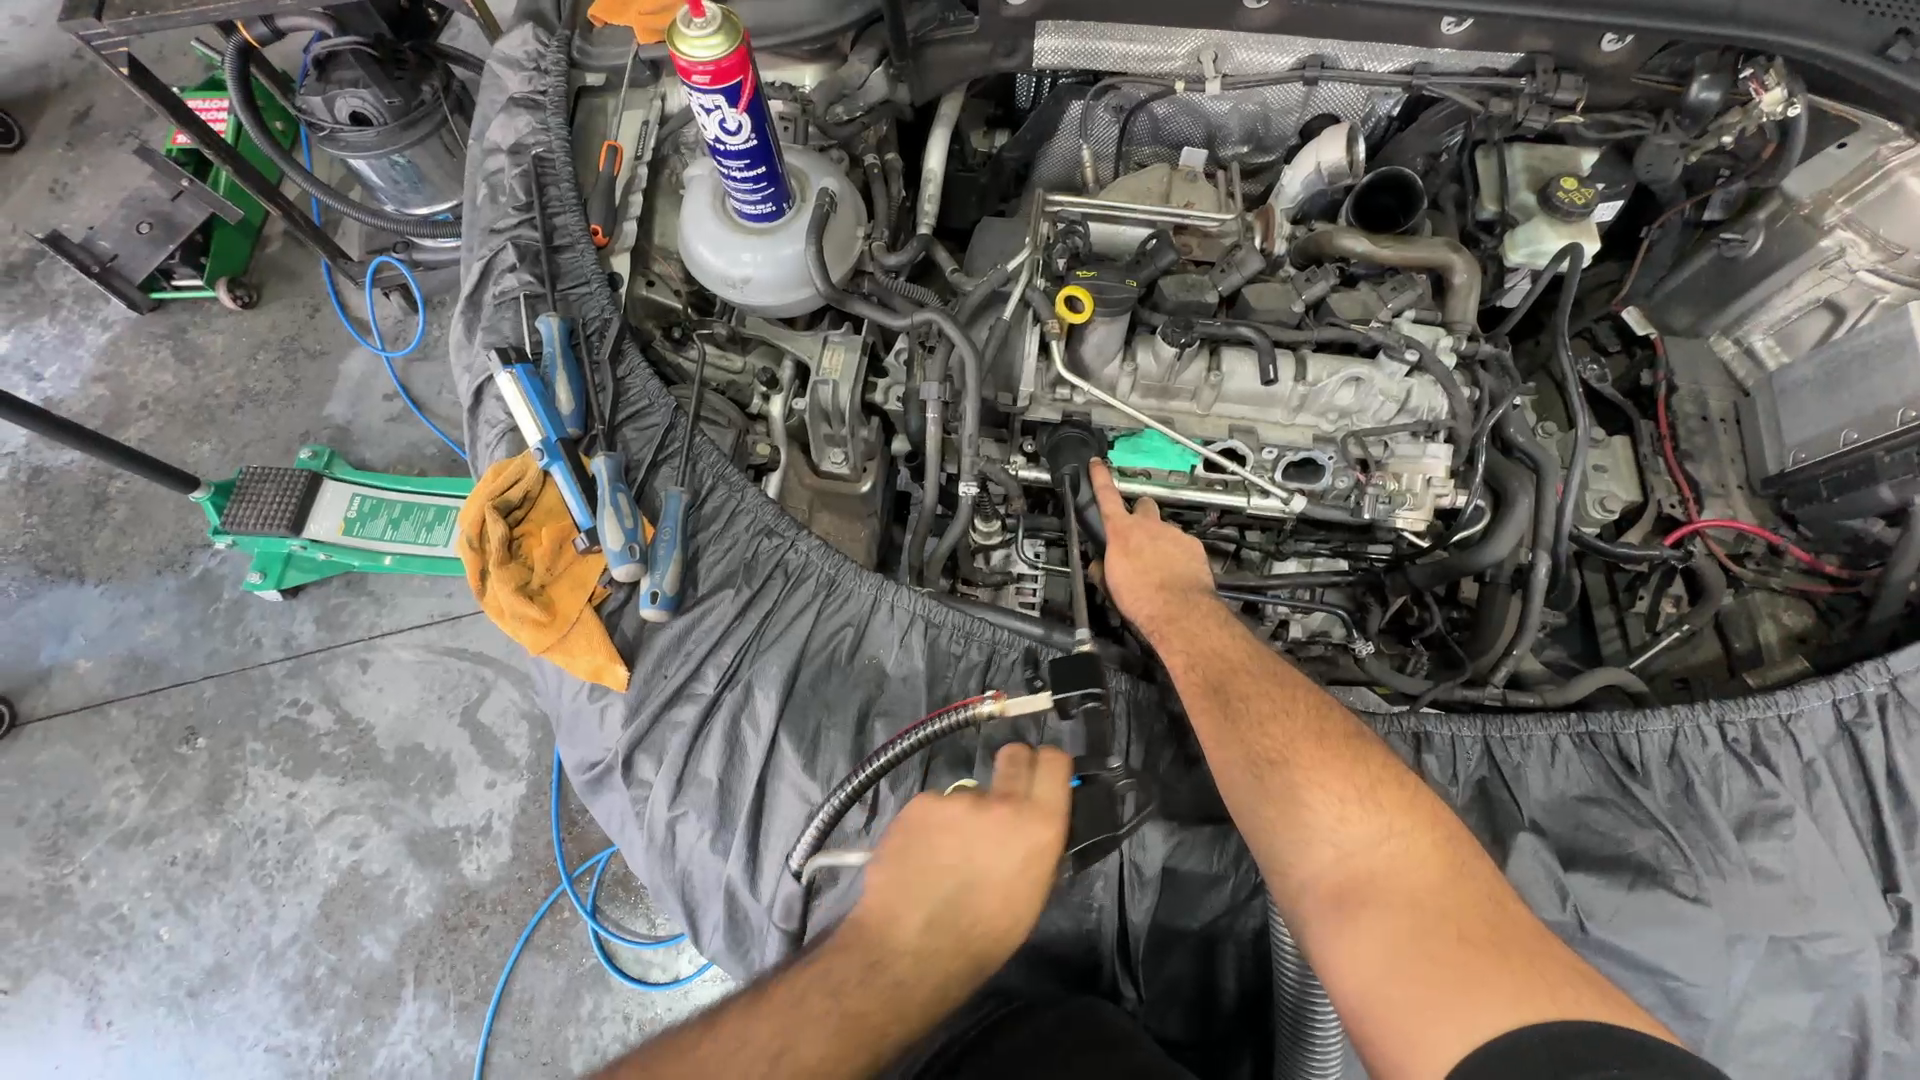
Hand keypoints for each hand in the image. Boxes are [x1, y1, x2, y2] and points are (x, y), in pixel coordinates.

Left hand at [842, 743, 1073, 987]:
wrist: (911, 949)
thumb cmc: (982, 938)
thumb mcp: (1031, 896)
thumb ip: (1036, 848)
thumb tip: (1033, 828)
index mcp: (1039, 827)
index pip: (1055, 762)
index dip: (1047, 765)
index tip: (1040, 775)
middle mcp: (1002, 802)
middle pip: (1015, 756)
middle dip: (1011, 769)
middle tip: (998, 802)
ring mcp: (958, 799)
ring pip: (967, 795)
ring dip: (963, 815)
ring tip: (945, 856)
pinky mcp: (921, 803)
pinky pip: (933, 807)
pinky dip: (929, 826)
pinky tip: (920, 857)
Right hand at [1089, 460, 1217, 637]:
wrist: (1179, 611)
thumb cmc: (1140, 599)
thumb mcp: (1109, 584)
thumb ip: (1102, 567)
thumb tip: (1098, 565)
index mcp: (1122, 532)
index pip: (1106, 496)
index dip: (1100, 477)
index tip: (1098, 464)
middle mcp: (1149, 526)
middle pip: (1143, 505)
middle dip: (1139, 515)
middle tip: (1137, 535)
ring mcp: (1174, 533)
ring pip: (1164, 528)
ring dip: (1160, 540)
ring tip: (1159, 566)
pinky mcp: (1193, 545)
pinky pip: (1182, 544)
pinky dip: (1178, 554)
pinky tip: (1176, 573)